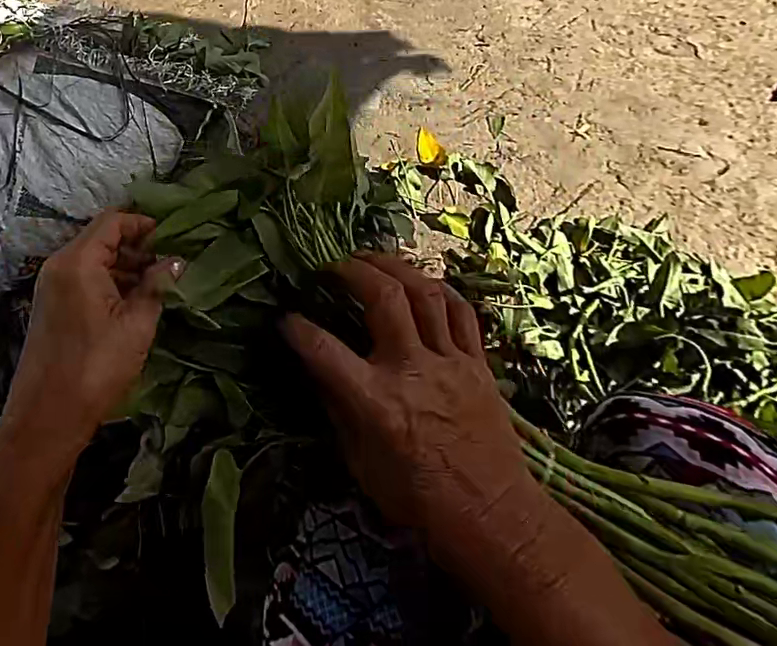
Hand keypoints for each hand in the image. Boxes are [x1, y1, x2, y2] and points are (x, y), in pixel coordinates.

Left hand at [4, 211, 181, 456]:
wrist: (47, 418)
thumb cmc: (95, 367)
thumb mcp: (136, 325)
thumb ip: (156, 286)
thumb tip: (176, 261)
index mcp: (77, 261)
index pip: (112, 221)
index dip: (143, 223)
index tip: (173, 235)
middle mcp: (60, 265)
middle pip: (101, 238)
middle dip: (137, 246)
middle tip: (170, 261)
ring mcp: (52, 286)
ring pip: (94, 259)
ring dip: (125, 265)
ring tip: (159, 282)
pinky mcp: (52, 305)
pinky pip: (84, 278)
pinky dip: (110, 281)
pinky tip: (135, 299)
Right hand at [281, 253, 531, 570]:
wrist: (492, 517)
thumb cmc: (417, 497)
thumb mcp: (359, 461)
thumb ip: (336, 407)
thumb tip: (314, 368)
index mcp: (377, 402)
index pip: (325, 351)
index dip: (297, 329)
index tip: (284, 318)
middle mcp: (413, 371)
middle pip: (384, 298)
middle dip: (353, 271)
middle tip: (333, 266)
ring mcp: (450, 363)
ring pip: (425, 294)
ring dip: (394, 267)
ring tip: (371, 259)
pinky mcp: (477, 364)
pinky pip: (462, 313)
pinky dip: (440, 289)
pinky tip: (421, 282)